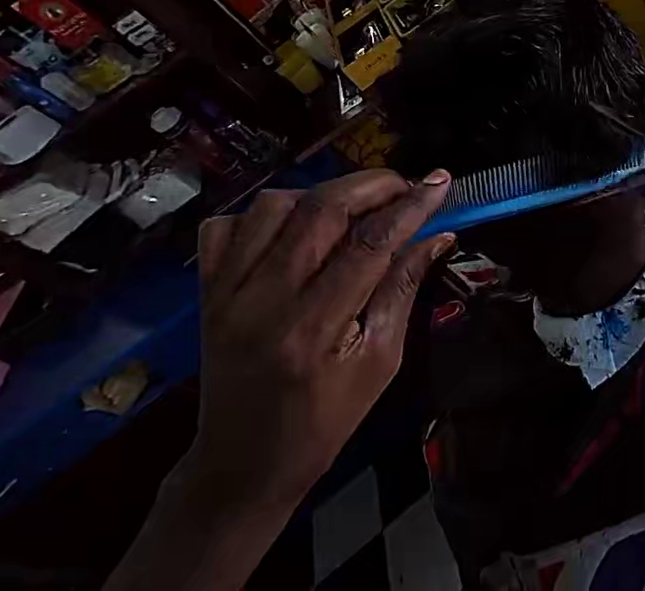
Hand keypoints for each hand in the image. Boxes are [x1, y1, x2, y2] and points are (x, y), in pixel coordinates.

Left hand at [190, 170, 455, 505]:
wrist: (242, 464)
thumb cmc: (323, 421)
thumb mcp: (379, 363)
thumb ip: (403, 290)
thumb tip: (437, 235)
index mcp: (315, 329)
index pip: (370, 243)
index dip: (410, 206)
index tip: (438, 182)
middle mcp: (265, 300)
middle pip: (322, 209)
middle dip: (372, 185)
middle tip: (402, 185)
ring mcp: (228, 291)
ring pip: (275, 204)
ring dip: (321, 194)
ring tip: (349, 210)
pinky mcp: (206, 289)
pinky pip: (227, 224)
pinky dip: (262, 214)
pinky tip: (289, 229)